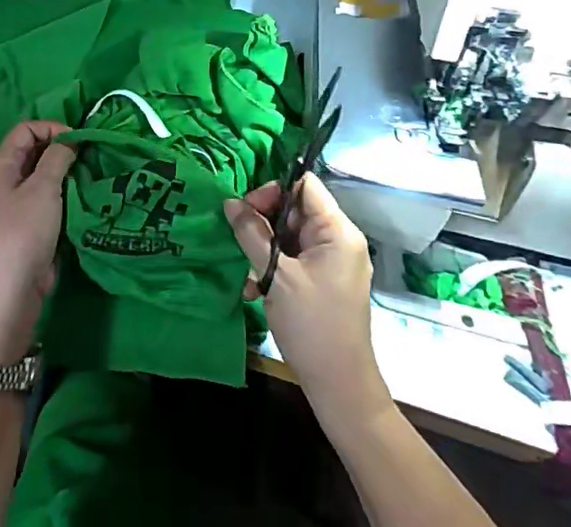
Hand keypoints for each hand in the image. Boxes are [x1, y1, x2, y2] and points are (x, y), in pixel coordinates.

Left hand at [0, 121, 76, 364]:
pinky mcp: (36, 224)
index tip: (79, 139)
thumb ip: (58, 157)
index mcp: (2, 166)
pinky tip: (89, 195)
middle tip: (92, 155)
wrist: (12, 292)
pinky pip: (55, 198)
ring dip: (70, 172)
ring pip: (49, 175)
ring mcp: (22, 204)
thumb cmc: (23, 232)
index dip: (52, 128)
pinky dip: (71, 193)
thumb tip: (72, 138)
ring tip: (94, 173)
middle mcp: (10, 180)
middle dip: (65, 148)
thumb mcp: (43, 188)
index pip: (26, 130)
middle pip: (37, 150)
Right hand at [226, 178, 384, 415]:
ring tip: (245, 268)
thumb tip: (230, 202)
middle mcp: (340, 239)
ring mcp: (333, 262)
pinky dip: (274, 266)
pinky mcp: (324, 281)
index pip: (305, 185)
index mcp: (338, 231)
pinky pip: (295, 258)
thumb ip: (252, 234)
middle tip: (239, 237)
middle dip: (264, 220)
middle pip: (296, 209)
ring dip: (264, 246)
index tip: (247, 208)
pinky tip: (254, 287)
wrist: (339, 384)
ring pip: (291, 235)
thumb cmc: (311, 324)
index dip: (273, 189)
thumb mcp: (275, 275)